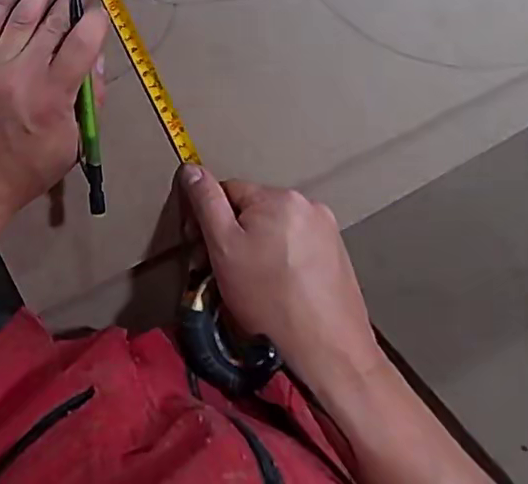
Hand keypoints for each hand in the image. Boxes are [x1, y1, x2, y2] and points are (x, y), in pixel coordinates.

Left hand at [0, 0, 109, 221]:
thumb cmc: (30, 168)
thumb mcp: (72, 143)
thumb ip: (89, 98)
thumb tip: (95, 54)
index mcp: (51, 97)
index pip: (80, 46)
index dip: (95, 22)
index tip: (106, 5)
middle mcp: (22, 73)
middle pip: (54, 23)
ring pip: (23, 15)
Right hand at [179, 166, 385, 390]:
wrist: (331, 358)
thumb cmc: (273, 305)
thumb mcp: (223, 248)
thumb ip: (205, 202)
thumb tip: (192, 169)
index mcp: (281, 197)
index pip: (225, 190)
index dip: (206, 218)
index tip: (201, 248)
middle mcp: (308, 206)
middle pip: (249, 208)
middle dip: (231, 234)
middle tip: (222, 268)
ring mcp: (327, 231)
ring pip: (270, 228)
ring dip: (254, 247)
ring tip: (249, 282)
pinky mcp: (336, 256)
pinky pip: (292, 245)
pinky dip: (278, 260)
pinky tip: (274, 287)